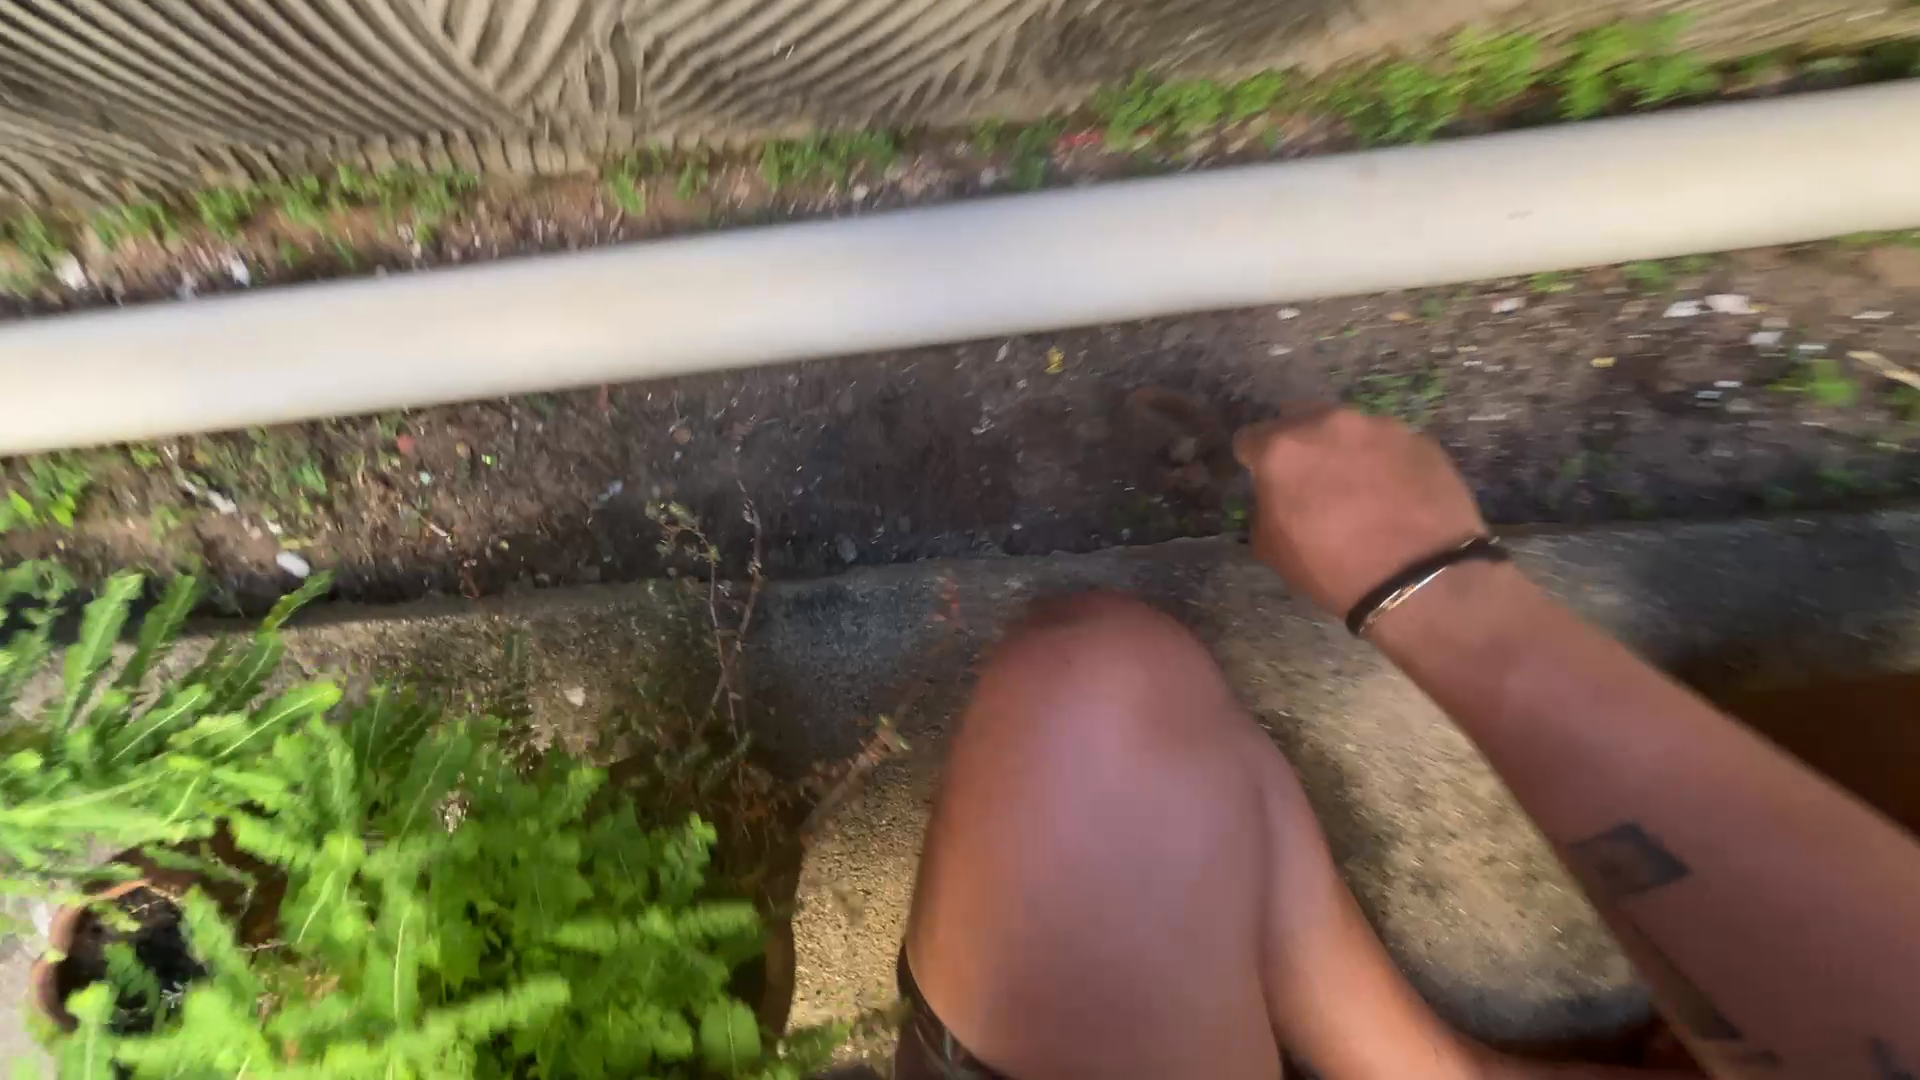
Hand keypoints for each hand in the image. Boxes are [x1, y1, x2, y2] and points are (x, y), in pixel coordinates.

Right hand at [1233, 408, 1487, 616]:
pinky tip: (1390, 492)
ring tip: (1355, 485)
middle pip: (1298, 418)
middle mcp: (1327, 424)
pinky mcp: (1420, 439)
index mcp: (1281, 449)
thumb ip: (1265, 507)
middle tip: (1308, 479)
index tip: (1263, 480)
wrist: (1419, 577)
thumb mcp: (1270, 547)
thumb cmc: (1331, 566)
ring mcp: (1379, 426)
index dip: (1253, 461)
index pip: (1249, 438)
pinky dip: (1381, 460)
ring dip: (1341, 448)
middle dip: (1297, 444)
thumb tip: (1277, 497)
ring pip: (1345, 428)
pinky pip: (1387, 443)